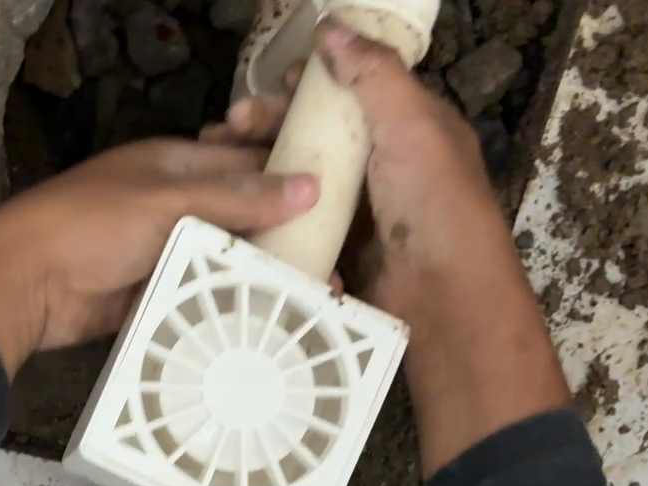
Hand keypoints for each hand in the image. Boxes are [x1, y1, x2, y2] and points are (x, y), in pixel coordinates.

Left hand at [0, 140, 319, 375]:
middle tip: (328, 263)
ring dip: (252, 280)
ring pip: (216, 265)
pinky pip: (191, 300)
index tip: (334, 204)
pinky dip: (218, 309)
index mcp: (173, 167)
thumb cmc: (88, 225)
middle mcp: (169, 209)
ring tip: (306, 298)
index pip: (243, 165)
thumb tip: (306, 188)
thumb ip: (233, 198)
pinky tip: (257, 323)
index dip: (286, 180)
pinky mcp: (145, 298)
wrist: (25, 285)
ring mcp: (156, 256)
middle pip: (234, 220)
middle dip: (276, 239)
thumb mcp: (165, 200)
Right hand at [203, 22, 519, 331]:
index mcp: (402, 129)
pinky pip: (286, 223)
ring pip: (290, 179)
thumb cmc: (432, 203)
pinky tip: (227, 211)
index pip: (346, 94)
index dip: (305, 86)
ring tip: (212, 166)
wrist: (436, 295)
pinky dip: (257, 214)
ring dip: (251, 170)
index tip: (266, 86)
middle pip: (309, 136)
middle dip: (264, 128)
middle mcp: (373, 167)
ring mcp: (346, 211)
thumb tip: (331, 28)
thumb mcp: (412, 126)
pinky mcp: (325, 249)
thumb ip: (374, 75)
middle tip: (223, 130)